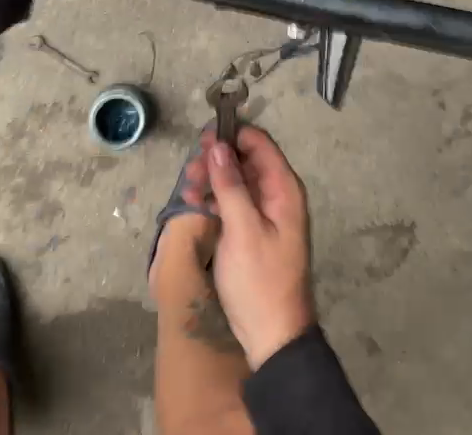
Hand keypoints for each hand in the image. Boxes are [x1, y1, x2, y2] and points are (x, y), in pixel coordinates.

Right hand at [182, 126, 314, 367]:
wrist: (273, 335)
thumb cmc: (260, 280)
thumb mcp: (242, 230)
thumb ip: (230, 185)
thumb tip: (217, 145)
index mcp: (284, 189)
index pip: (260, 144)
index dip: (231, 136)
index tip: (201, 139)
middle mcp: (278, 195)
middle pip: (245, 160)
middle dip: (216, 161)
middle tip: (188, 173)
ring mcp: (266, 214)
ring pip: (236, 181)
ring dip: (211, 181)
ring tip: (187, 191)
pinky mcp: (253, 231)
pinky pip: (234, 203)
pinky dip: (215, 200)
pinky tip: (194, 205)